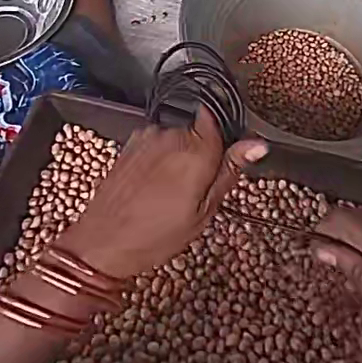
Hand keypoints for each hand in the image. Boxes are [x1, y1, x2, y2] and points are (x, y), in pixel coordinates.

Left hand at [55, 108, 266, 279]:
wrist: (103, 242)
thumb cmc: (154, 235)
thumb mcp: (203, 212)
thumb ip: (229, 171)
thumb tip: (257, 144)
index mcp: (195, 151)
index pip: (219, 120)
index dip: (223, 139)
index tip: (221, 159)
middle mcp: (171, 135)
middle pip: (197, 132)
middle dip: (200, 154)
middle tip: (194, 189)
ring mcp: (147, 137)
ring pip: (175, 138)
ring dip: (177, 158)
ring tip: (168, 192)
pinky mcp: (130, 143)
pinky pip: (155, 144)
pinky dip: (158, 160)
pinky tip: (151, 187)